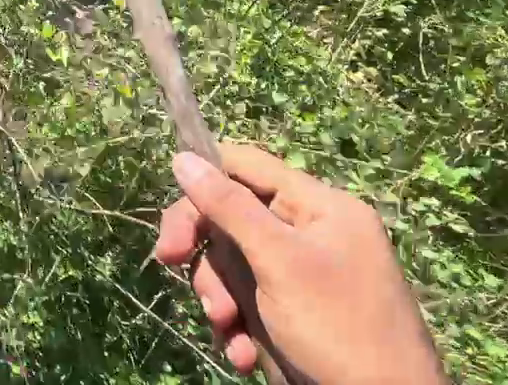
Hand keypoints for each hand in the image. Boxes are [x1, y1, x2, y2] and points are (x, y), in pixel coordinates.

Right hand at [153, 144, 446, 384]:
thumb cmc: (339, 330)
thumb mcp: (278, 261)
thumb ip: (229, 206)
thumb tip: (181, 157)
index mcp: (319, 207)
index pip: (245, 165)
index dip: (203, 178)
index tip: (176, 209)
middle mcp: (311, 231)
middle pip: (230, 212)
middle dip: (202, 246)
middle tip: (169, 260)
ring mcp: (302, 271)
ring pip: (231, 258)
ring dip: (217, 292)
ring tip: (225, 327)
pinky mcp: (294, 307)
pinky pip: (247, 294)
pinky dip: (236, 321)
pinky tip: (239, 349)